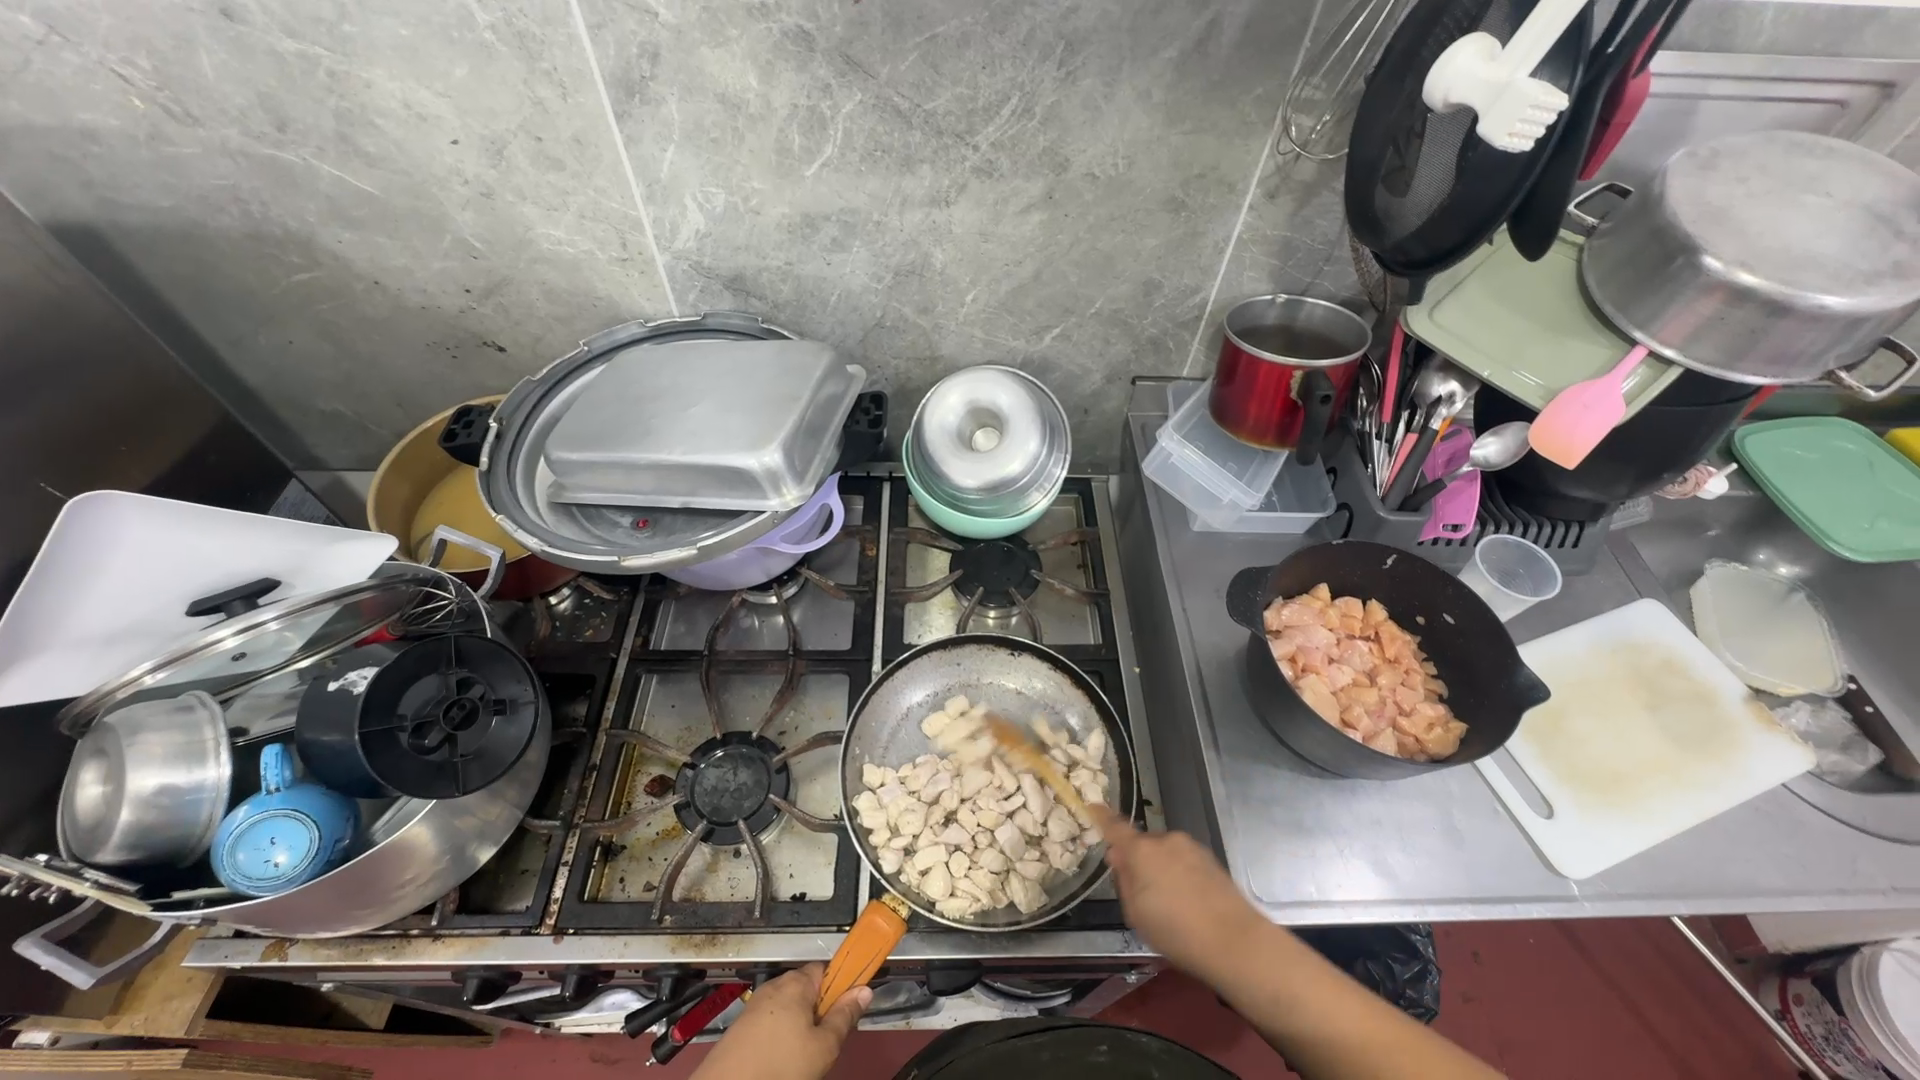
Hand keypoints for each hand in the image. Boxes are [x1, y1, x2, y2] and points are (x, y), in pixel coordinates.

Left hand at [689, 963, 869, 1079]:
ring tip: (805, 1055)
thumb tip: (864, 990)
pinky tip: (782, 1059)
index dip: (841, 985)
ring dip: (801, 1024)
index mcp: (796, 983)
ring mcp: (756, 1005)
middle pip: (808, 988)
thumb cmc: (780, 1066)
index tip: (849, 1006)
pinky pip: (772, 1021)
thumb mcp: (824, 1046)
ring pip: (790, 1007)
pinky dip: (781, 1034)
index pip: (826, 968)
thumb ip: (845, 1016)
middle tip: (828, 1038)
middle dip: (821, 1009)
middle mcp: (774, 986)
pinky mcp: (742, 1025)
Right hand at [1095, 807, 1267, 983]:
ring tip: (1169, 904)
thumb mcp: (1135, 914)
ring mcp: (1192, 848)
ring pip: (1165, 853)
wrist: (1235, 942)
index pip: (1115, 827)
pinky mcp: (1211, 859)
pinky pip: (1184, 861)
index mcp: (1141, 851)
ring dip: (1160, 868)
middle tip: (1140, 892)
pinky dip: (1180, 874)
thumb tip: (1118, 857)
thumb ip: (1123, 880)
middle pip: (1142, 844)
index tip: (1092, 806)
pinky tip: (1188, 902)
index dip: (1102, 816)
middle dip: (1138, 860)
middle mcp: (1166, 841)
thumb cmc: (1176, 931)